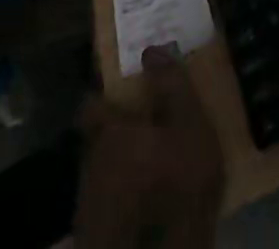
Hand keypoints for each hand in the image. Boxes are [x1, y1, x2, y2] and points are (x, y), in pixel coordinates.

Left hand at [73, 46, 225, 248]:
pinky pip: (109, 199)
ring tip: (150, 161)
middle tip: (145, 123)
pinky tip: (147, 196)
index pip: (89, 104)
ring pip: (102, 170)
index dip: (102, 94)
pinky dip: (124, 192)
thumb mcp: (189, 125)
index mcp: (107, 133)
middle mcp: (90, 163)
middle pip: (96, 138)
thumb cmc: (178, 181)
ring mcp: (89, 203)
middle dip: (116, 129)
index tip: (119, 87)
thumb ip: (171, 86)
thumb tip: (152, 48)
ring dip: (120, 163)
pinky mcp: (97, 232)